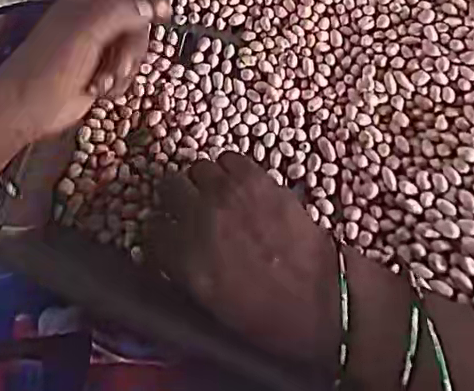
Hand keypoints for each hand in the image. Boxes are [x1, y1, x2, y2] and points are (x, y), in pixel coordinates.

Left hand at [0, 0, 169, 162]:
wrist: (26, 110)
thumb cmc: (49, 65)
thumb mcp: (86, 31)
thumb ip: (122, 11)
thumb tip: (152, 7)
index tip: (162, 14)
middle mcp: (97, 18)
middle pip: (140, 19)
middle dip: (134, 45)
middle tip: (120, 63)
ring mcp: (100, 45)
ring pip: (137, 48)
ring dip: (125, 68)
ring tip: (104, 82)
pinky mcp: (103, 71)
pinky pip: (129, 71)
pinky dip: (120, 82)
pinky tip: (100, 90)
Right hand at [147, 152, 339, 374]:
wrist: (321, 297)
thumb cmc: (269, 315)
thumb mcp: (214, 305)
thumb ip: (186, 271)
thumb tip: (172, 250)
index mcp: (188, 261)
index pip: (152, 232)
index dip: (158, 231)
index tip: (165, 232)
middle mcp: (202, 221)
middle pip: (168, 188)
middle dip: (174, 198)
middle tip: (186, 206)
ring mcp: (228, 194)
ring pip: (197, 168)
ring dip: (202, 181)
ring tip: (215, 194)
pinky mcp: (254, 177)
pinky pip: (227, 158)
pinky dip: (228, 169)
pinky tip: (237, 183)